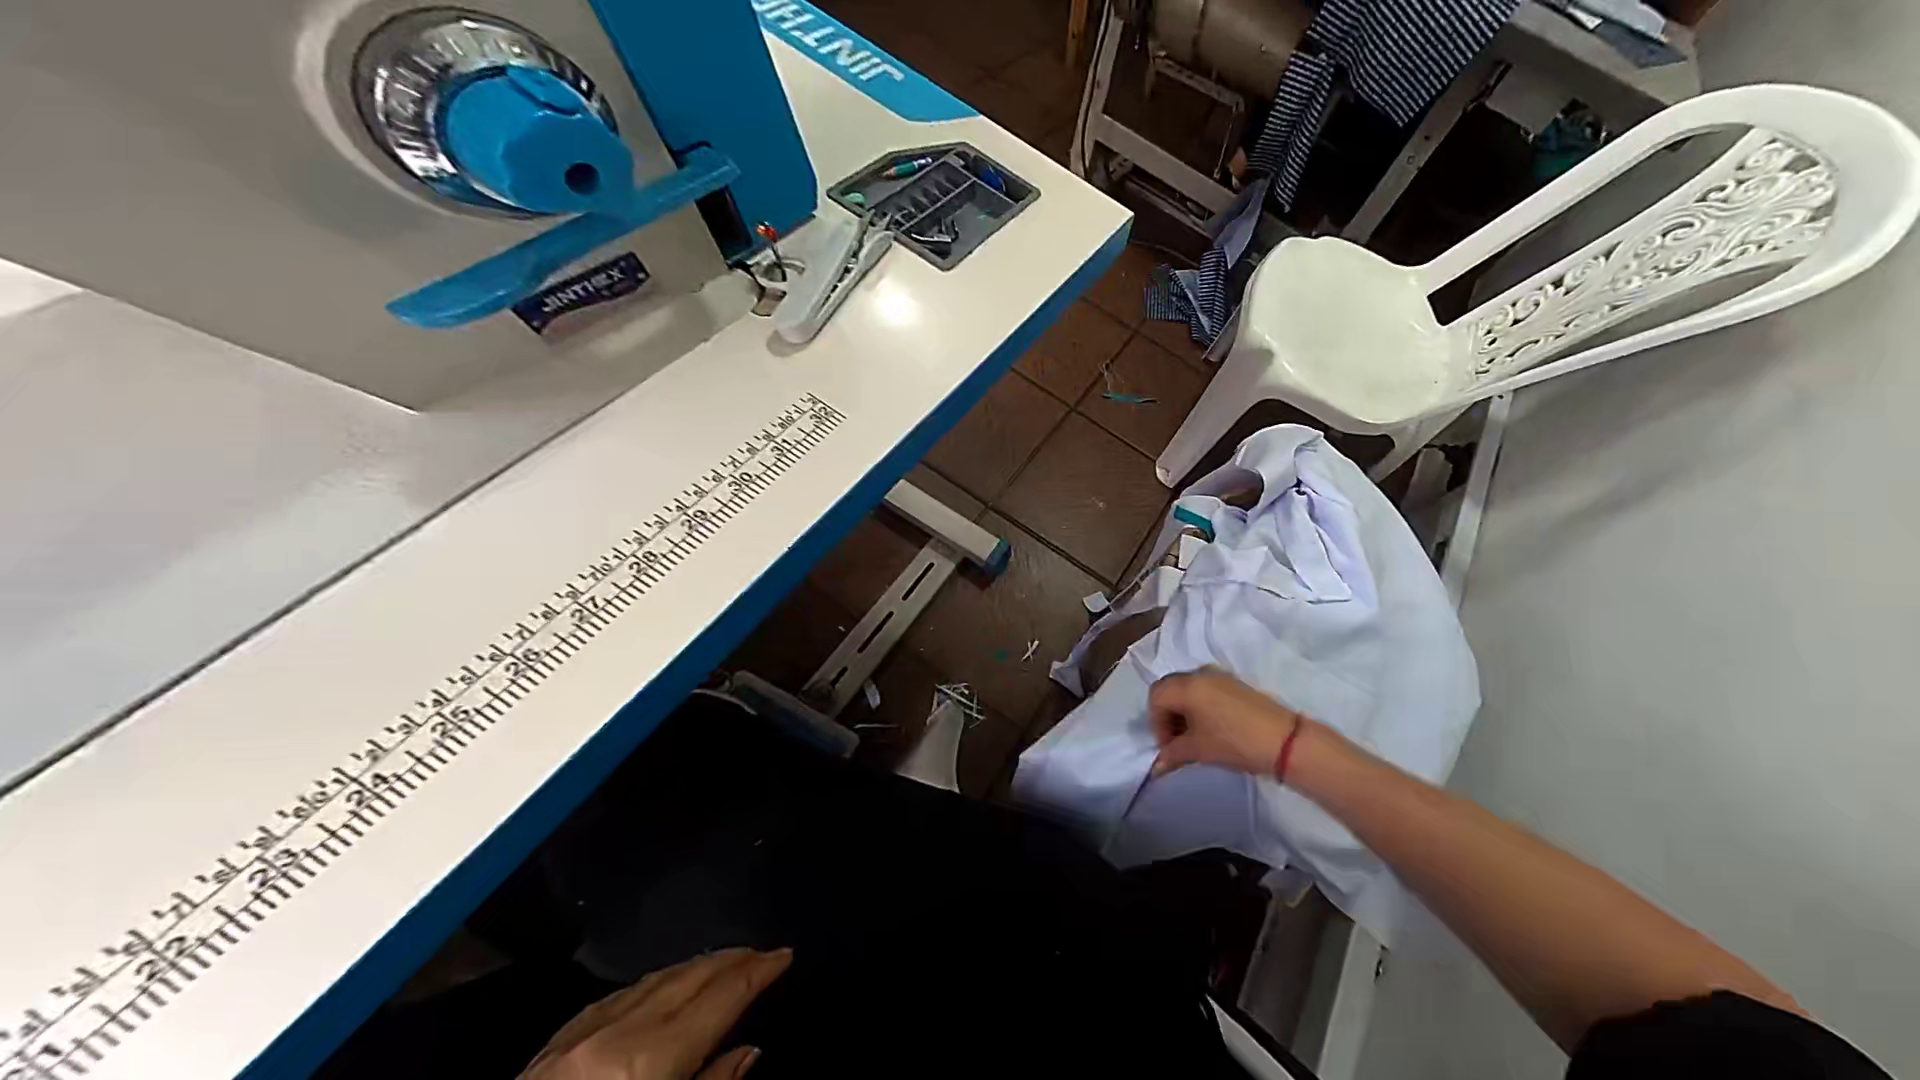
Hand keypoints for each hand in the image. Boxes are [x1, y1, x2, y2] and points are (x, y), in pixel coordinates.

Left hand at [519, 948, 792, 1079]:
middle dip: (732, 959)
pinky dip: (654, 982)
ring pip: (656, 978)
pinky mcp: (557, 1041)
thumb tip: (749, 1052)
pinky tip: (663, 983)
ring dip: (696, 966)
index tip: (783, 955)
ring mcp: (584, 1032)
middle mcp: (621, 1031)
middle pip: (690, 977)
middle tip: (762, 953)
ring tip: (724, 962)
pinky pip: (620, 994)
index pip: (721, 999)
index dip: (757, 973)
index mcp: (653, 1060)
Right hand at [1149, 670, 1301, 778]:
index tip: (1169, 747)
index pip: (1156, 697)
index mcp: (1186, 685)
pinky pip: (1207, 689)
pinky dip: (1200, 706)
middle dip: (1168, 715)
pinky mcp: (1236, 684)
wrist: (1285, 741)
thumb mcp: (1198, 750)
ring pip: (1189, 689)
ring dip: (1184, 711)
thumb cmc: (1234, 742)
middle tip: (1177, 741)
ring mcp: (1220, 676)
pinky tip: (1212, 728)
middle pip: (1170, 689)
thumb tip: (1157, 767)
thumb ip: (1172, 754)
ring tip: (1195, 737)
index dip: (1156, 724)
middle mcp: (1199, 673)